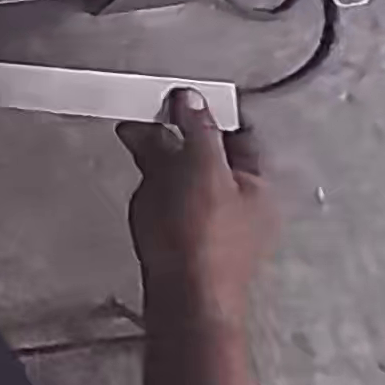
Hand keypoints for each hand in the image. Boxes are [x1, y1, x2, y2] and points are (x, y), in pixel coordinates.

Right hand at [116, 88, 273, 322]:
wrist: (182, 292)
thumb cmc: (205, 237)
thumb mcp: (207, 172)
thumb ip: (199, 130)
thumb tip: (191, 96)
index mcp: (254, 183)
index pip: (238, 132)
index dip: (215, 110)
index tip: (187, 91)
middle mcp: (229, 191)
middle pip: (202, 143)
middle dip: (174, 122)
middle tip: (150, 103)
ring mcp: (198, 203)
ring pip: (177, 157)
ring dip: (154, 137)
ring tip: (131, 121)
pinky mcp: (171, 213)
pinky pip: (159, 175)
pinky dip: (145, 156)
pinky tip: (130, 142)